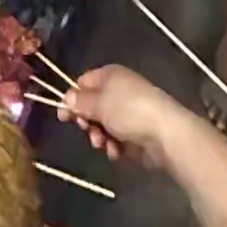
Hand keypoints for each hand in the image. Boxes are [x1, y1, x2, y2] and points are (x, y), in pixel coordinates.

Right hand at [58, 65, 198, 167]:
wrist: (163, 132)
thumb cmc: (129, 110)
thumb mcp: (100, 103)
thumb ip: (80, 102)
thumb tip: (65, 97)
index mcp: (109, 75)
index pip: (83, 82)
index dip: (72, 98)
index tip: (64, 116)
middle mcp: (117, 90)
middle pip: (90, 106)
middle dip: (87, 122)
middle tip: (88, 129)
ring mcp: (125, 112)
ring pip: (101, 126)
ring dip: (99, 137)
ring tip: (104, 143)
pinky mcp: (132, 132)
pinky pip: (114, 139)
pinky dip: (113, 146)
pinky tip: (118, 151)